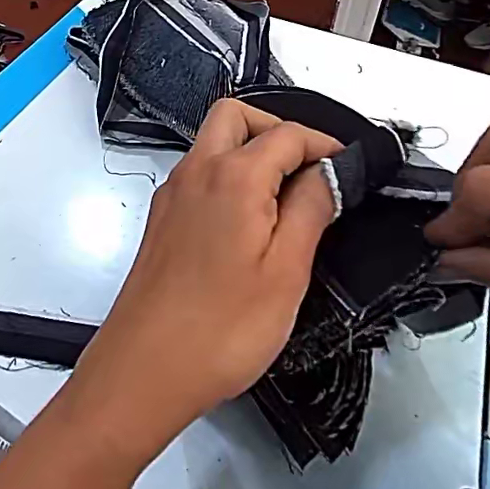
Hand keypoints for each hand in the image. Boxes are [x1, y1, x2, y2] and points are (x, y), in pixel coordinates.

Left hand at [69, 99, 341, 454]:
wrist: (143, 372)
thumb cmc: (216, 331)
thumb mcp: (287, 270)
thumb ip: (312, 208)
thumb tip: (330, 172)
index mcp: (233, 177)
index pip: (289, 134)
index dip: (325, 145)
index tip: (346, 167)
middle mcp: (196, 173)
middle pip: (239, 116)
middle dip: (279, 130)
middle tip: (310, 167)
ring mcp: (174, 194)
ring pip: (214, 141)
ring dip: (252, 151)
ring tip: (285, 198)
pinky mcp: (163, 218)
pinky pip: (200, 174)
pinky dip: (229, 176)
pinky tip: (248, 222)